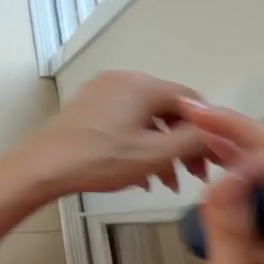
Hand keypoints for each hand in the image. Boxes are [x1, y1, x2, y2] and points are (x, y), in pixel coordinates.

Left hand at [13, 71, 211, 195]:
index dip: (210, 130)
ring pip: (147, 118)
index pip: (192, 100)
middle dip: (185, 143)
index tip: (217, 161)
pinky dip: (140, 144)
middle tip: (194, 176)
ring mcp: (103, 90)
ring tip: (168, 184)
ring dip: (163, 149)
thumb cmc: (102, 159)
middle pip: (168, 109)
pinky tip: (142, 177)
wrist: (44, 165)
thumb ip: (193, 141)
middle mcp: (124, 79)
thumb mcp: (155, 154)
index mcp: (142, 85)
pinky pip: (126, 121)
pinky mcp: (90, 106)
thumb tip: (219, 134)